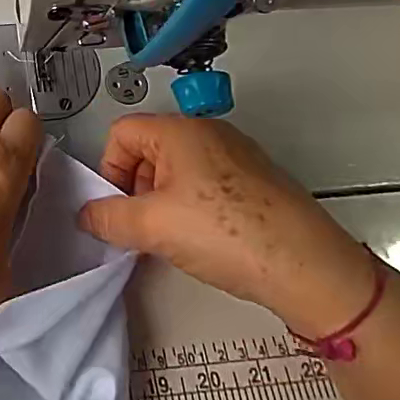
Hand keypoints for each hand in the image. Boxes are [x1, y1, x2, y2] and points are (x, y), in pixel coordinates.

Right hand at [76, 115, 374, 336]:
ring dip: (162, 200)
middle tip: (143, 223)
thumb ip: (105, 217)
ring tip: (174, 235)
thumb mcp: (149, 227)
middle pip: (147, 149)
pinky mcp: (256, 181)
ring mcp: (237, 156)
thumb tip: (88, 215)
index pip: (120, 134)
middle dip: (135, 187)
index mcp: (181, 130)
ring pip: (175, 169)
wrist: (311, 270)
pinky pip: (205, 184)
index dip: (109, 169)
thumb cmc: (231, 235)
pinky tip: (202, 238)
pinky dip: (192, 207)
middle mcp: (210, 133)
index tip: (117, 205)